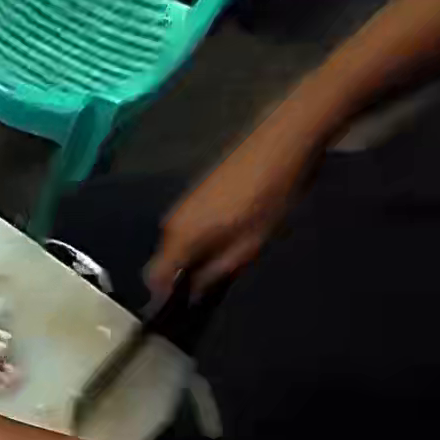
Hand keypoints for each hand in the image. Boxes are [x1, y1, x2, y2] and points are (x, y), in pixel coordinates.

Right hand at [144, 120, 317, 305]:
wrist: (284, 136)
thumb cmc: (271, 192)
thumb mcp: (253, 239)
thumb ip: (220, 270)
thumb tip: (197, 290)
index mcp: (179, 240)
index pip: (155, 278)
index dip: (164, 295)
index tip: (181, 304)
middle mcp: (169, 226)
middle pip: (163, 261)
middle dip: (180, 273)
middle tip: (209, 278)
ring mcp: (179, 208)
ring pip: (174, 244)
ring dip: (190, 254)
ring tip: (222, 252)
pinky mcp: (190, 195)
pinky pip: (182, 228)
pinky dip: (195, 237)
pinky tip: (224, 230)